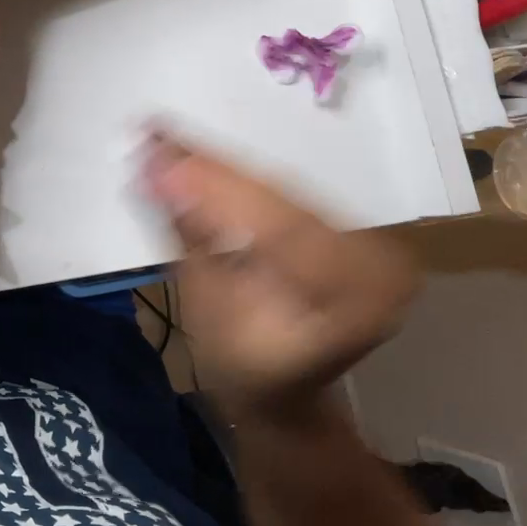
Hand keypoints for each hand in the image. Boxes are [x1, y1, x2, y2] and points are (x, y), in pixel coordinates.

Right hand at [137, 130, 418, 416]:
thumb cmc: (243, 370)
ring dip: (214, 166)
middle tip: (149, 131)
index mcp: (357, 289)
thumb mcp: (210, 309)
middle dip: (207, 166)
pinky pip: (281, 193)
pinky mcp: (347, 228)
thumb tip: (157, 169)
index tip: (156, 143)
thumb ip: (192, 233)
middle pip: (278, 196)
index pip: (275, 218)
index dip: (211, 179)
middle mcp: (377, 255)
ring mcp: (367, 239)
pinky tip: (191, 158)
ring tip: (160, 139)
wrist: (281, 393)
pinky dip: (233, 179)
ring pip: (277, 188)